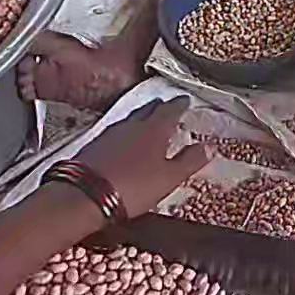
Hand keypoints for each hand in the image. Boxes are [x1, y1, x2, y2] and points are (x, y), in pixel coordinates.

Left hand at [69, 97, 209, 214]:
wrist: (84, 195)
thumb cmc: (133, 186)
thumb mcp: (169, 178)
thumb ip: (189, 161)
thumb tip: (210, 146)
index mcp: (154, 130)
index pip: (170, 110)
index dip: (179, 104)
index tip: (185, 100)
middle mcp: (132, 125)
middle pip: (148, 110)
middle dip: (160, 107)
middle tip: (168, 106)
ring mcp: (110, 133)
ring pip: (131, 118)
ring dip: (142, 117)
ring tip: (149, 120)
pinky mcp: (94, 145)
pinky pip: (117, 131)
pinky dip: (127, 131)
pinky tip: (125, 139)